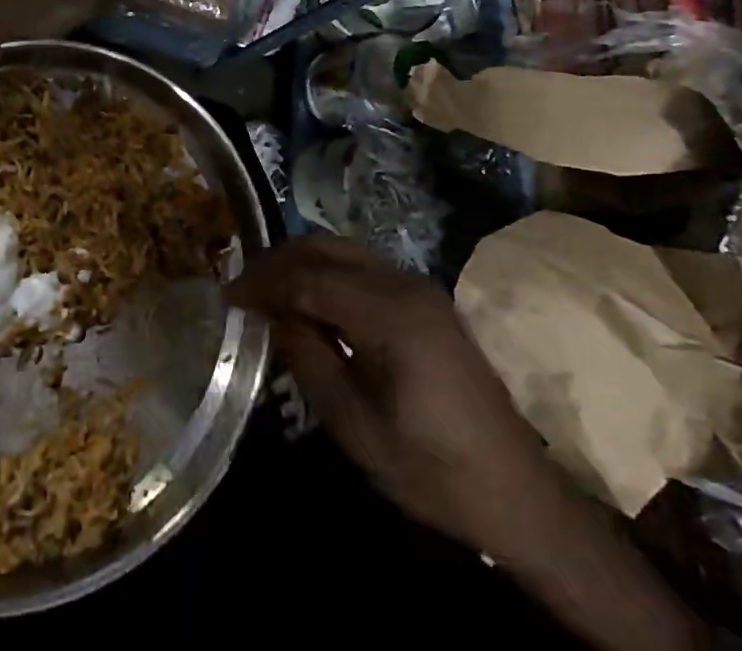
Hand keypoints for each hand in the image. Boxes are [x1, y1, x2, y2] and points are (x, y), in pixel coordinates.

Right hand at [226, 237, 551, 544]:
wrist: (515, 491)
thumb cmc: (431, 469)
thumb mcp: (355, 425)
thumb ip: (308, 359)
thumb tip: (273, 317)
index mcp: (391, 316)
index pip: (308, 278)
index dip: (262, 283)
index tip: (226, 297)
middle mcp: (407, 286)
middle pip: (325, 250)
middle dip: (277, 263)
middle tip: (242, 290)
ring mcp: (421, 289)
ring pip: (344, 253)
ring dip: (300, 266)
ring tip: (266, 295)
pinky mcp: (427, 302)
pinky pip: (363, 270)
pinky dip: (326, 276)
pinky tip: (308, 304)